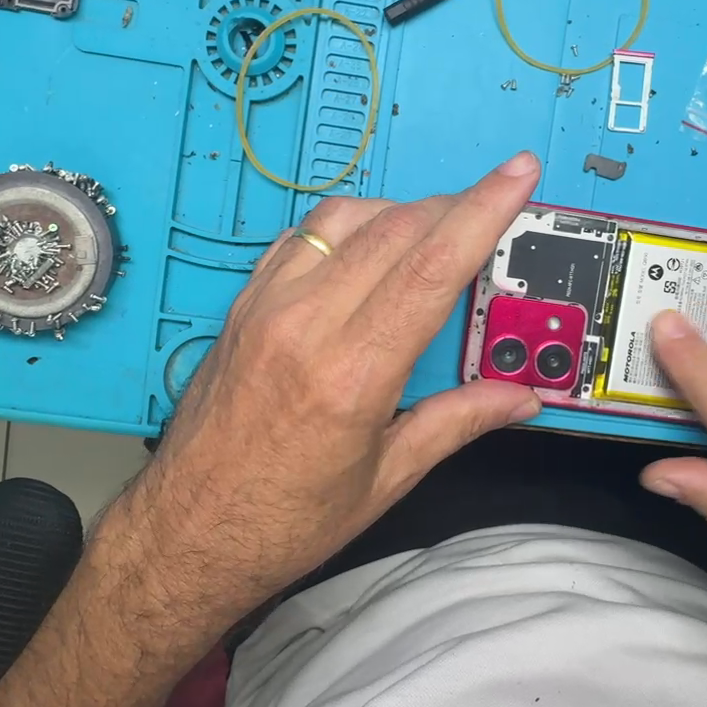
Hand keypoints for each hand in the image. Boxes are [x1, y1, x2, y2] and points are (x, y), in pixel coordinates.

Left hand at [132, 153, 543, 612]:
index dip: (483, 211)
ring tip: (435, 232)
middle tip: (492, 211)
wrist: (187, 531)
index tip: (518, 174)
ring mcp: (268, 305)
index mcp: (352, 374)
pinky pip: (301, 234)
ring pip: (346, 216)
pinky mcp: (244, 303)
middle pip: (396, 229)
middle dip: (455, 205)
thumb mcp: (386, 478)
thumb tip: (519, 398)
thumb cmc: (284, 519)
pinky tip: (368, 245)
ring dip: (402, 211)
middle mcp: (306, 324)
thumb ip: (458, 422)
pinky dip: (347, 224)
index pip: (432, 268)